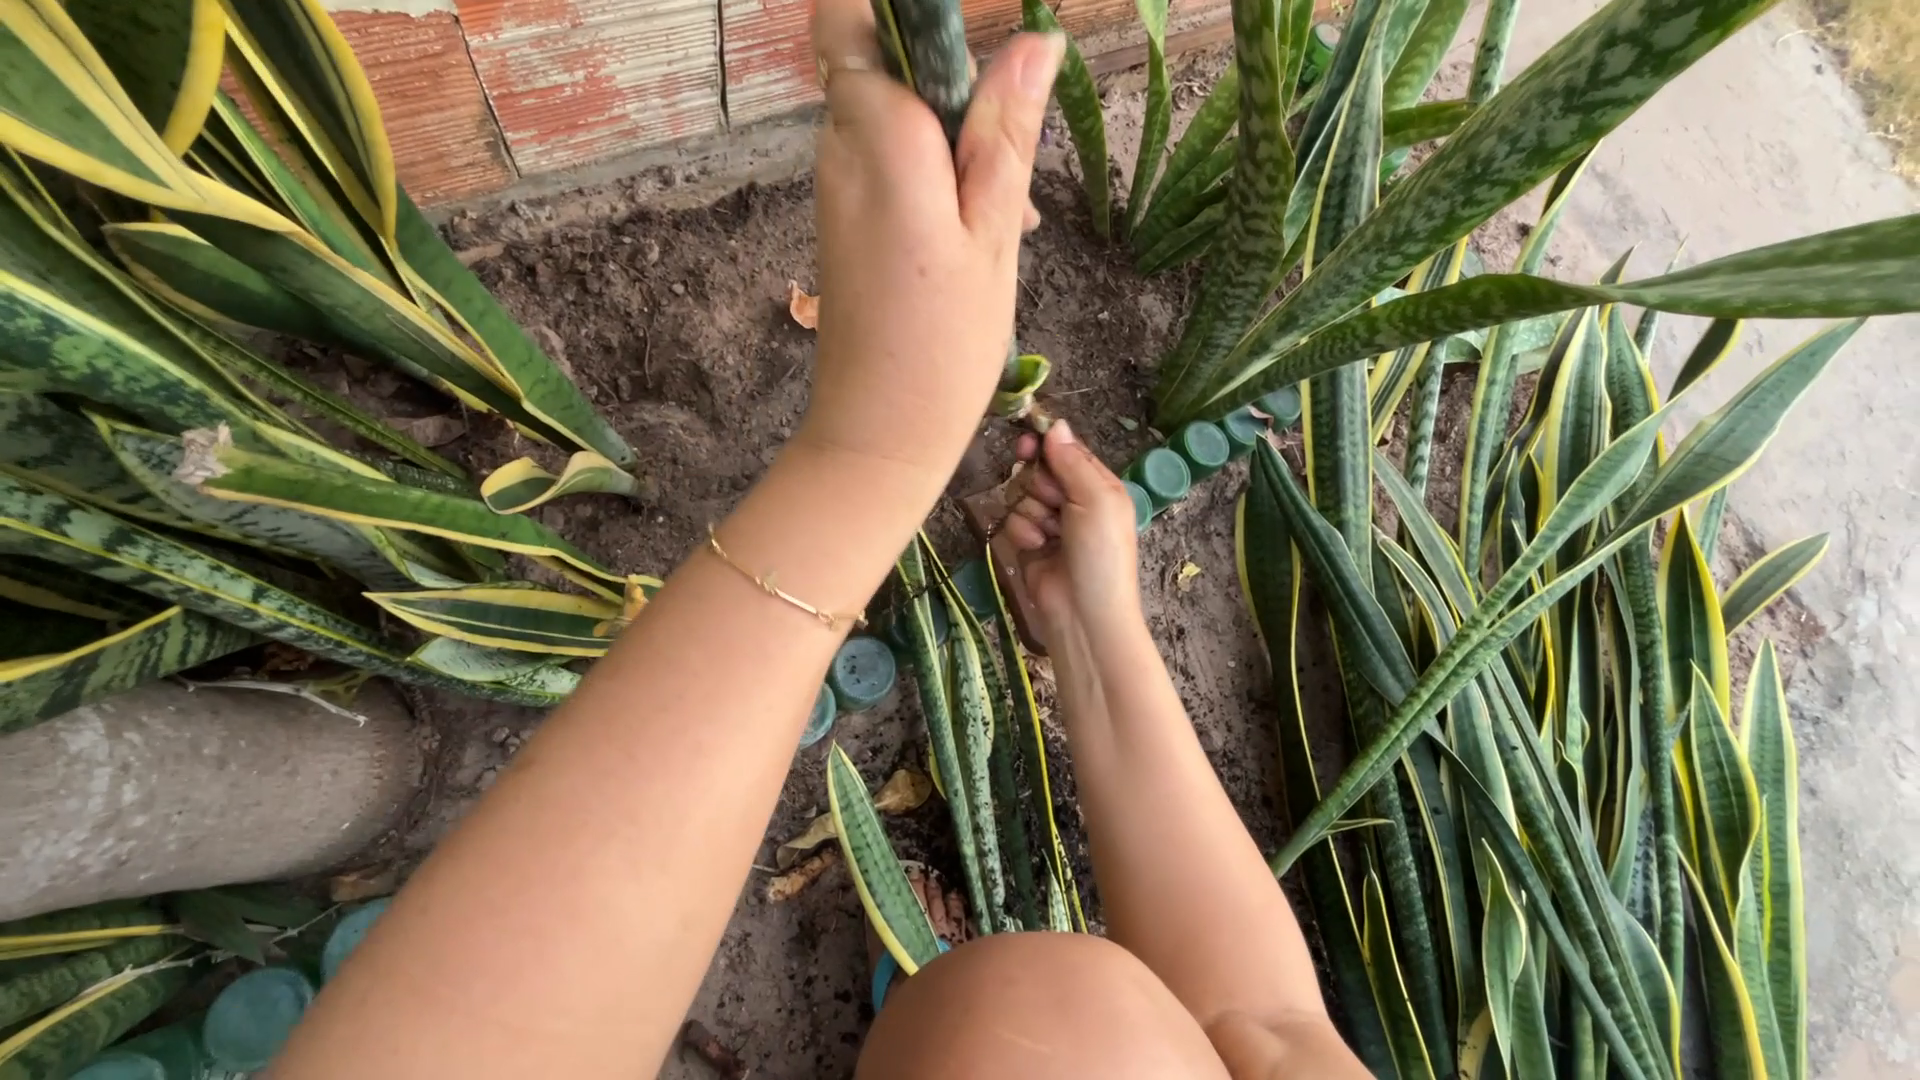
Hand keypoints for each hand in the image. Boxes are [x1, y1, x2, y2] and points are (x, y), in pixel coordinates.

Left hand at [801, 0, 1063, 483]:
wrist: (880, 433)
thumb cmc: (944, 346)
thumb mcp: (994, 237)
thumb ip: (1005, 135)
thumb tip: (1033, 42)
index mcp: (878, 139)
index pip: (850, 16)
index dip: (900, 13)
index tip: (963, 56)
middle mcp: (838, 152)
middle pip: (879, 63)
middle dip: (945, 87)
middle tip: (1001, 160)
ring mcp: (835, 191)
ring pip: (887, 117)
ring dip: (945, 141)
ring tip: (995, 214)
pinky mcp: (842, 225)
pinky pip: (883, 167)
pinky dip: (927, 178)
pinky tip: (968, 237)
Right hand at [1002, 422, 1143, 646]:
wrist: (1083, 612)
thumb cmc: (1100, 552)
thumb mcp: (1096, 499)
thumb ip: (1072, 460)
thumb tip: (1055, 423)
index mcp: (1098, 486)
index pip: (1067, 452)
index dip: (1046, 445)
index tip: (1026, 443)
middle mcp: (1074, 501)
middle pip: (1039, 471)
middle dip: (1039, 484)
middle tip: (1051, 501)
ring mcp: (1049, 523)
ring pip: (1022, 495)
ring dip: (1031, 513)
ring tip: (1049, 535)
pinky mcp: (1028, 544)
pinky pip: (1012, 521)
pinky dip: (1022, 533)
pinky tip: (1037, 548)